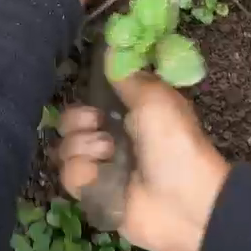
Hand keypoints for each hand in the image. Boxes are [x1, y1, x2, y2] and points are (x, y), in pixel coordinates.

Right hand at [56, 74, 230, 250]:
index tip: (97, 93)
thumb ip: (127, 75)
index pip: (92, 96)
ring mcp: (101, 166)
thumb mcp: (154, 98)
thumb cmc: (173, 142)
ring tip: (109, 153)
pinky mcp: (94, 193)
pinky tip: (103, 175)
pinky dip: (84, 173)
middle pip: (70, 119)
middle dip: (79, 119)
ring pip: (65, 146)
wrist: (185, 202)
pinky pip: (70, 175)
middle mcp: (111, 135)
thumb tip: (110, 47)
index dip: (89, 93)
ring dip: (84, 146)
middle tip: (99, 124)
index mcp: (129, 110)